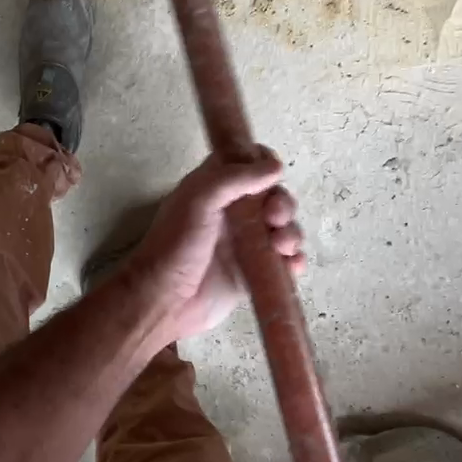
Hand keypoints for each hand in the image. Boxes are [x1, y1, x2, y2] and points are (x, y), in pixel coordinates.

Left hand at [120, 145, 306, 343]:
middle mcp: (232, 211)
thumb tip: (275, 166)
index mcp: (214, 187)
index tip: (273, 173)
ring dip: (291, 232)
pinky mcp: (255, 271)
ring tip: (282, 246)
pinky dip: (294, 260)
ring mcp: (245, 241)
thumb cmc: (177, 243)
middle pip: (272, 195)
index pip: (246, 163)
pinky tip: (291, 265)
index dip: (264, 163)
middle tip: (275, 217)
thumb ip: (234, 178)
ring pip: (283, 227)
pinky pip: (285, 261)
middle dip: (282, 203)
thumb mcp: (198, 199)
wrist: (168, 299)